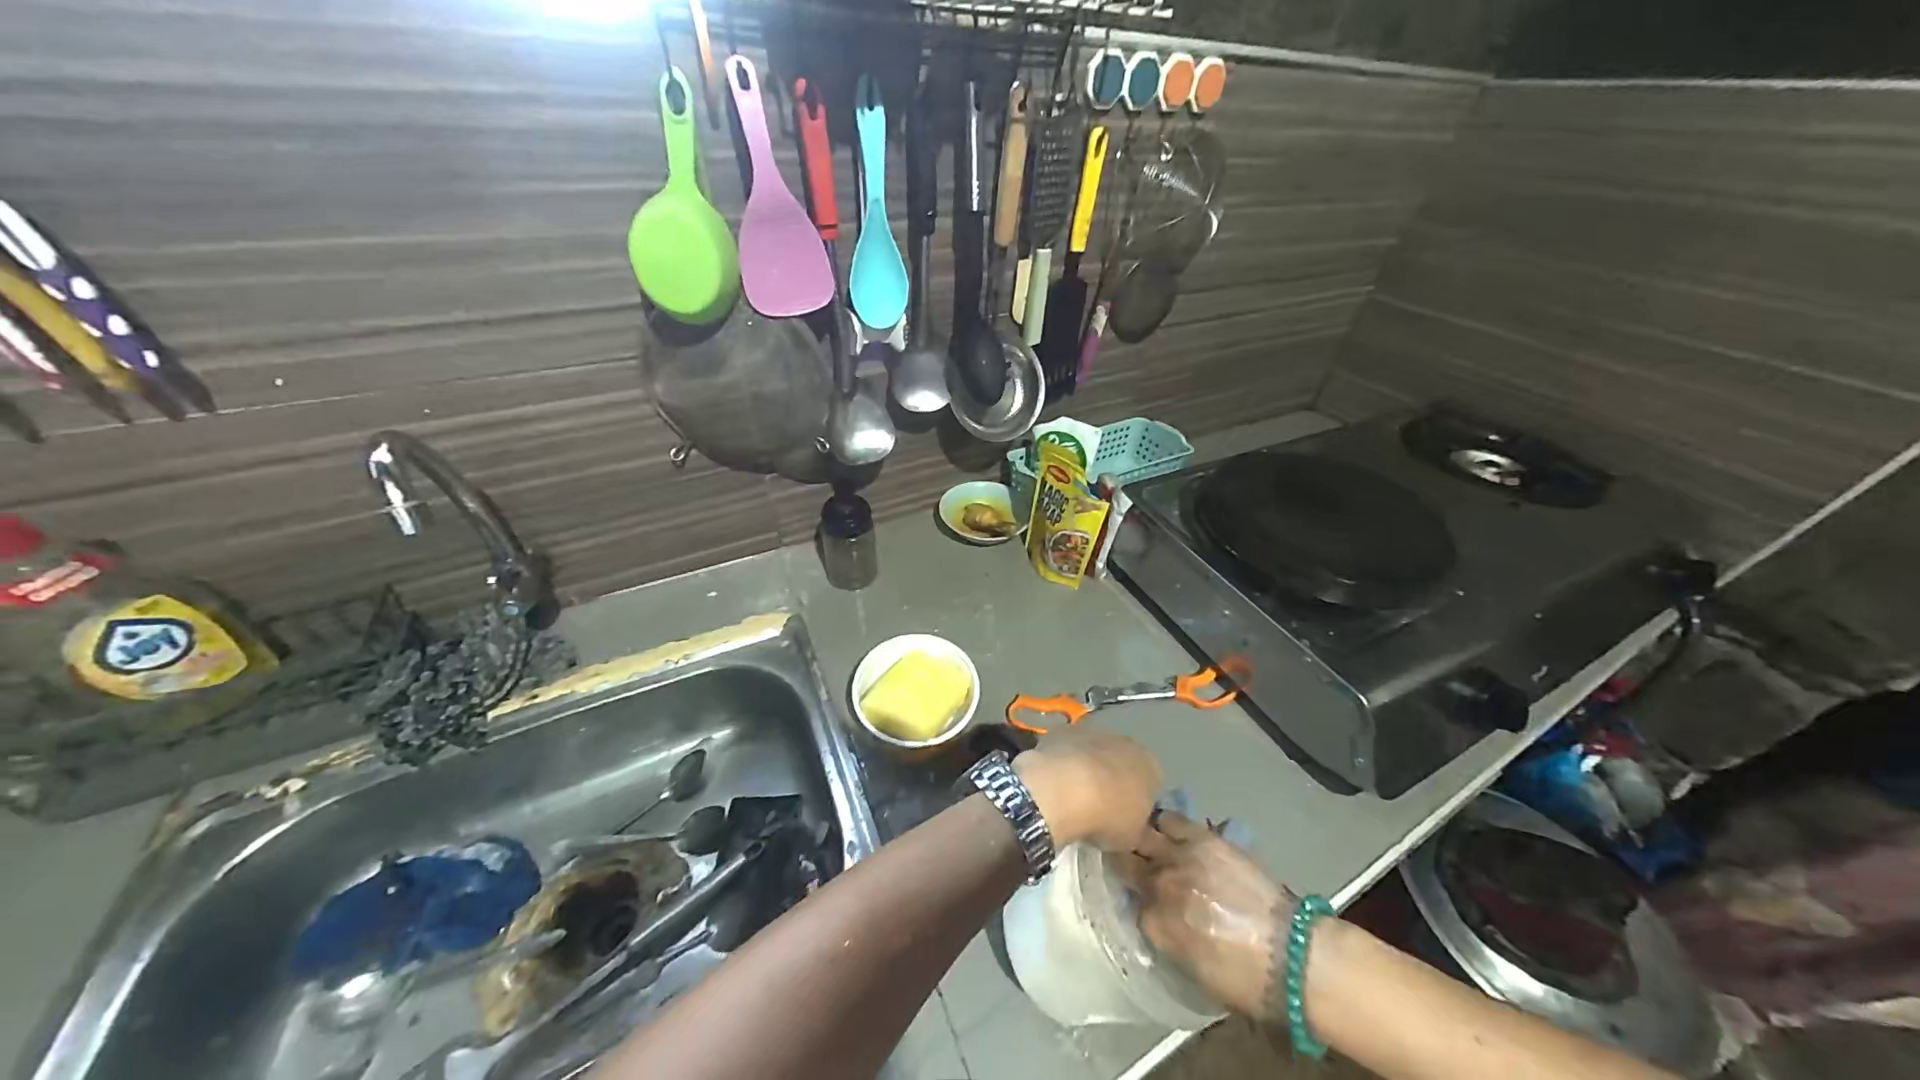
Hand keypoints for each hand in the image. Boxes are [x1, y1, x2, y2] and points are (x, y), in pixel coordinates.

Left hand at [1011, 728, 1159, 850]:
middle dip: (1112, 782)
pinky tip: (1055, 784)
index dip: (1138, 803)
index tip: (1125, 820)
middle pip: (1122, 763)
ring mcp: (1092, 733)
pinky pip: (1068, 751)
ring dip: (1086, 771)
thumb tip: (1136, 830)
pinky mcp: (1063, 731)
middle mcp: (1125, 742)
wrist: (1065, 788)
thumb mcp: (1133, 837)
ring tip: (1072, 799)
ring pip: (1094, 754)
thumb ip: (1139, 830)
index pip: (1152, 783)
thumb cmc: (1108, 815)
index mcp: (1150, 765)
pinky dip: (1063, 764)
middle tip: (1098, 810)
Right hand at [1123, 811, 1295, 1017]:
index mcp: (1155, 925)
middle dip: (1127, 863)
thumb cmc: (1247, 980)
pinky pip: (1169, 819)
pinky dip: (1163, 821)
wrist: (1293, 956)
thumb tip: (1158, 919)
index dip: (1136, 901)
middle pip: (1126, 862)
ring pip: (1140, 833)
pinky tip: (1166, 828)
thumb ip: (1166, 937)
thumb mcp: (1193, 970)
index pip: (1129, 904)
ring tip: (1147, 841)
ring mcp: (1179, 858)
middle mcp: (1159, 886)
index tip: (1140, 900)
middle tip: (1134, 865)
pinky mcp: (1202, 838)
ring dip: (1141, 838)